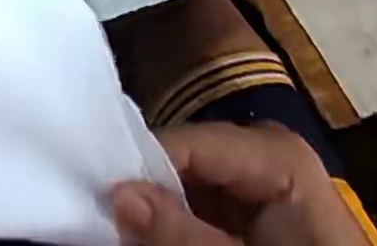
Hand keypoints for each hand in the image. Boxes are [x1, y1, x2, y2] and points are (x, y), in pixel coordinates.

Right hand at [111, 122, 369, 244]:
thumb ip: (185, 233)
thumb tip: (117, 194)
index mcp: (274, 152)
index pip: (186, 143)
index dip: (141, 168)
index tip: (101, 193)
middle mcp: (262, 151)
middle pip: (184, 158)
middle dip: (148, 188)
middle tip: (106, 209)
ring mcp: (258, 178)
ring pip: (187, 181)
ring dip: (158, 206)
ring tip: (125, 222)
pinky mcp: (253, 206)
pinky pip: (201, 201)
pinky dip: (178, 219)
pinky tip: (153, 229)